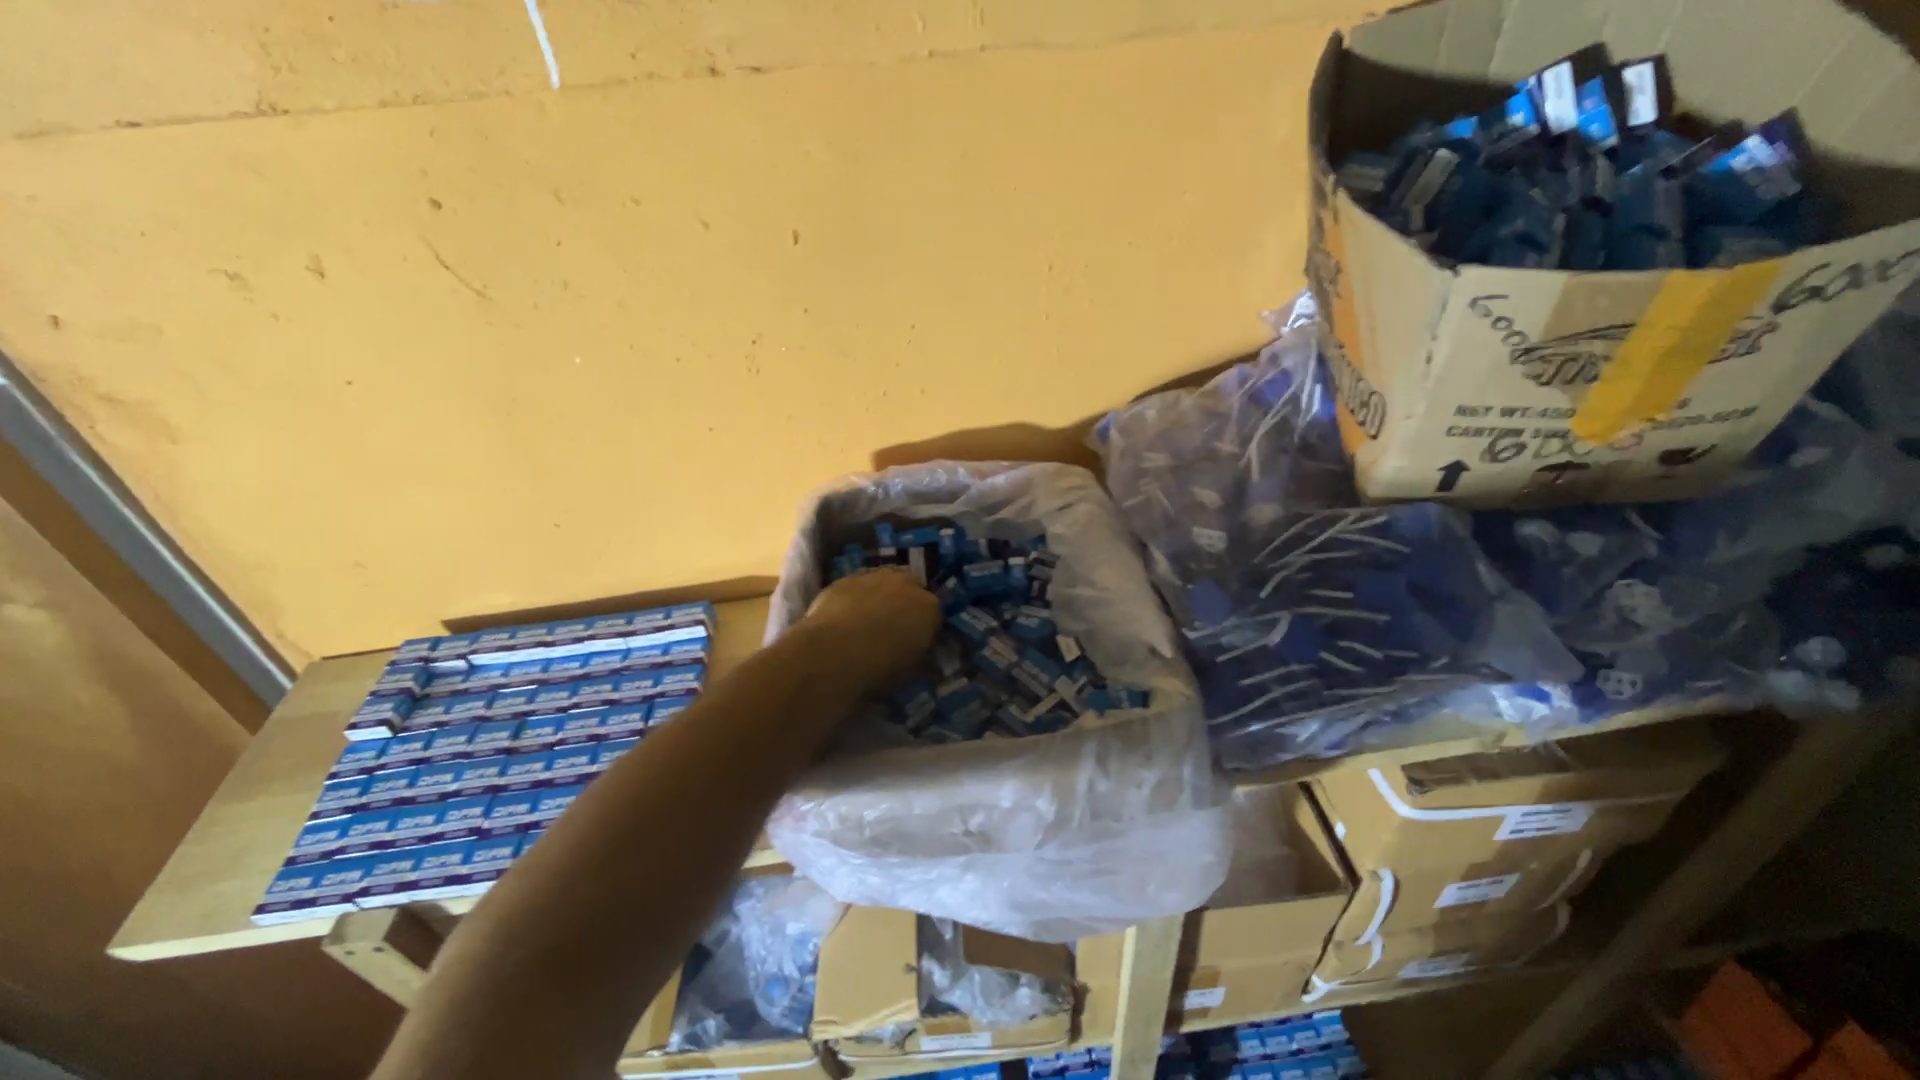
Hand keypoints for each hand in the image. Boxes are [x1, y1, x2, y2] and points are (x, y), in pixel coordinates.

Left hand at [803, 568, 941, 691]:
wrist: (835, 654)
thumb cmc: (881, 668)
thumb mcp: (911, 669)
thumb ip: (918, 652)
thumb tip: (914, 650)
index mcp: (930, 607)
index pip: (934, 614)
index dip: (924, 628)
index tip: (914, 642)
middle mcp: (905, 583)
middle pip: (909, 589)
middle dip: (902, 605)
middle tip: (889, 628)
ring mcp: (873, 577)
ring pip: (880, 583)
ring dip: (877, 598)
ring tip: (863, 622)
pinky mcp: (844, 579)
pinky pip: (854, 588)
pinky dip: (852, 600)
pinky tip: (841, 619)